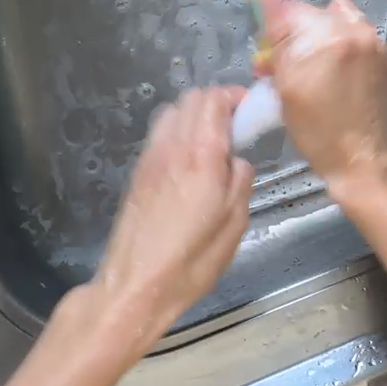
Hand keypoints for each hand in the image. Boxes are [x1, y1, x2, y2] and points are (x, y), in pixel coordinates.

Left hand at [81, 87, 252, 347]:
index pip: (215, 99)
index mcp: (201, 154)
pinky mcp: (138, 172)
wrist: (134, 287)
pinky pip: (160, 132)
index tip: (252, 113)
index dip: (237, 98)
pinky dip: (178, 131)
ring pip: (173, 111)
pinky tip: (190, 160)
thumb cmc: (192, 260)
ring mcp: (150, 157)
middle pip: (192, 98)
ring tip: (212, 142)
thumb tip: (237, 161)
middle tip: (236, 128)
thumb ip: (240, 180)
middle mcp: (173, 146)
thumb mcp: (234, 222)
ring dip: (195, 114)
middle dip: (217, 103)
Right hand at [257, 0, 386, 197]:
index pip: (291, 10)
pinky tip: (333, 77)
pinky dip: (341, 49)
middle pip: (316, 15)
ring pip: (338, 23)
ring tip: (310, 70)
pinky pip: (357, 39)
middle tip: (282, 66)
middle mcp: (358, 31)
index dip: (274, 28)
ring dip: (320, 38)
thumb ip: (279, 37)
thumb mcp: (287, 86)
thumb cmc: (317, 130)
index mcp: (331, 36)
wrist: (362, 160)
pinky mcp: (386, 59)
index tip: (267, 51)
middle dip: (296, 34)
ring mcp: (376, 45)